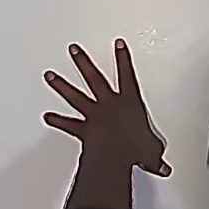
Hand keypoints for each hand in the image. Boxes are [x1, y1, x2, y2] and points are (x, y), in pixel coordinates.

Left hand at [43, 40, 170, 176]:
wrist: (115, 158)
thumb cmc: (134, 150)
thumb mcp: (152, 151)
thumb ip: (153, 154)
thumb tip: (161, 165)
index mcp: (129, 102)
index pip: (127, 75)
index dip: (123, 58)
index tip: (118, 44)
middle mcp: (109, 105)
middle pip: (94, 78)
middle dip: (83, 62)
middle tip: (74, 49)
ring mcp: (94, 115)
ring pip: (75, 96)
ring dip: (61, 86)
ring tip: (50, 75)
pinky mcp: (83, 130)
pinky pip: (68, 124)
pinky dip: (57, 121)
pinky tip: (48, 116)